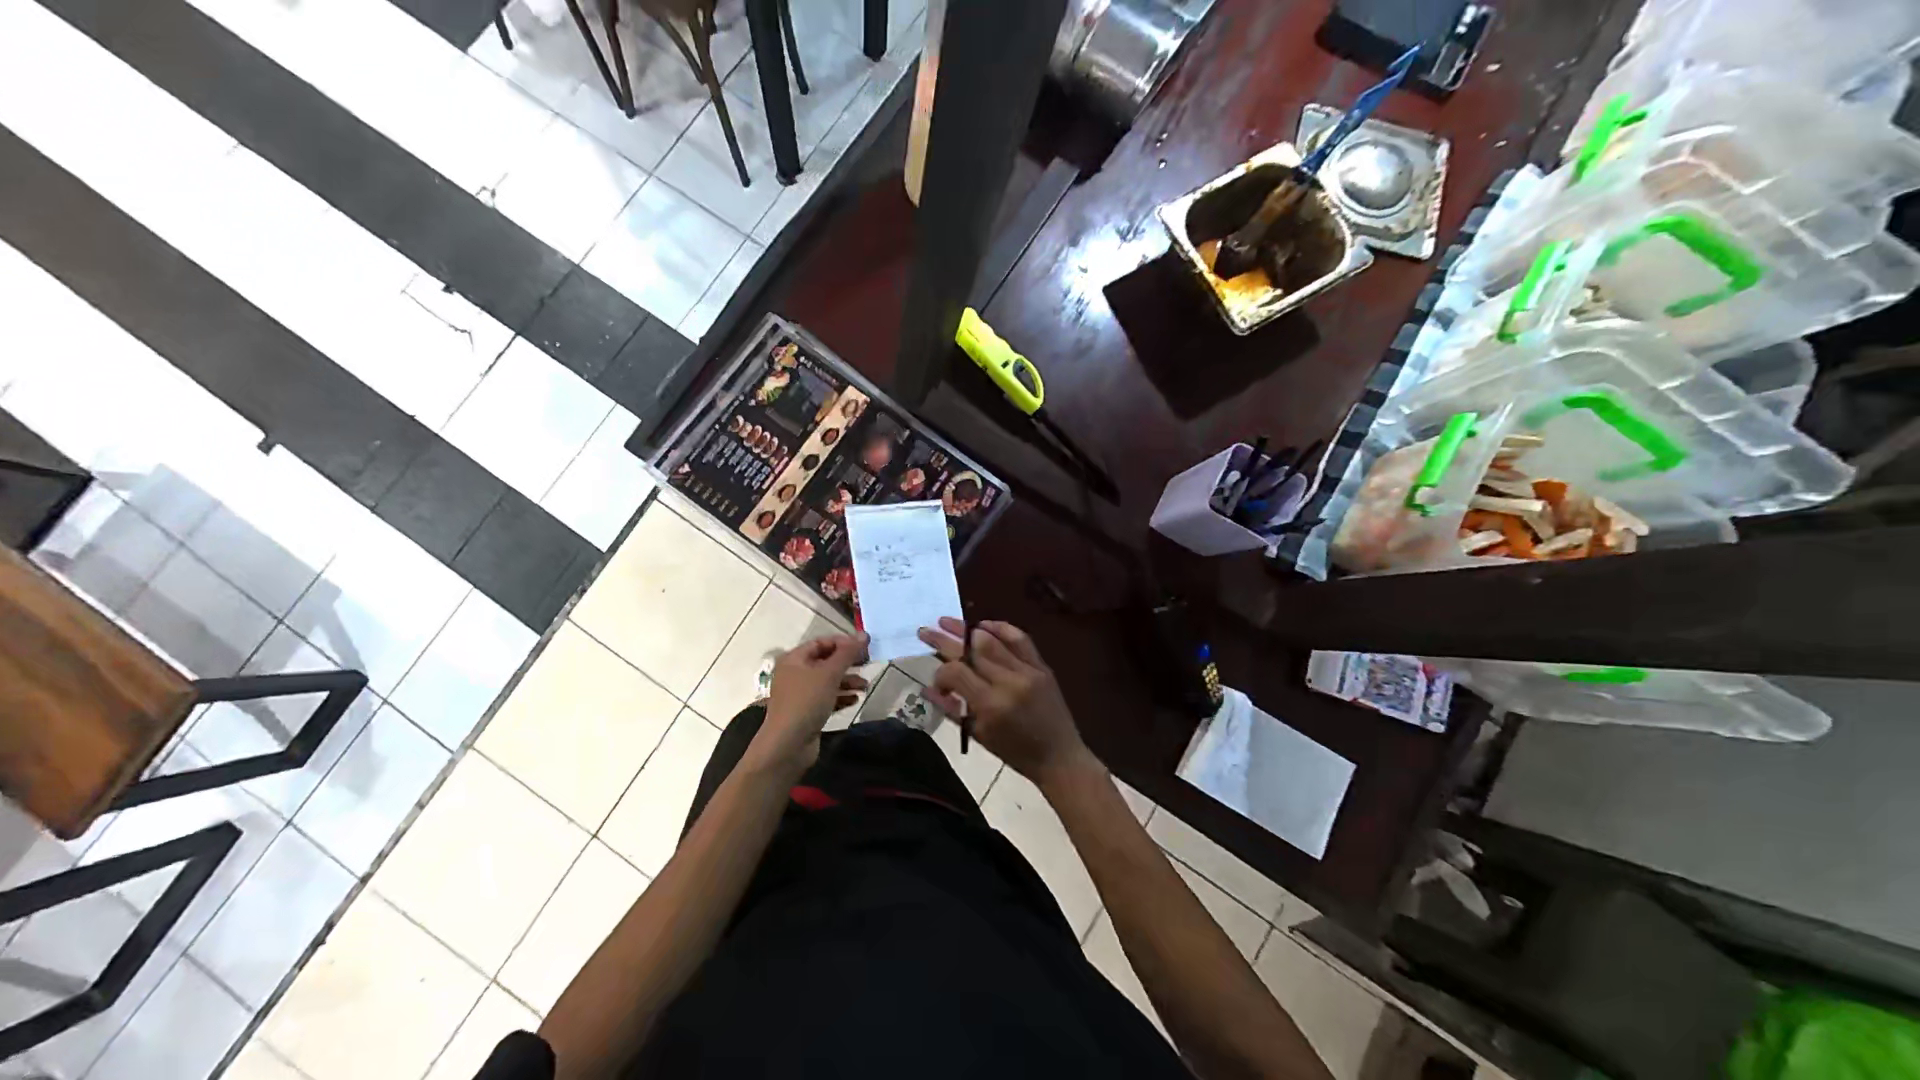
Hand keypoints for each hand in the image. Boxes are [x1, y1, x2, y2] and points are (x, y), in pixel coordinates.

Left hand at [755, 633, 869, 770]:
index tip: (864, 647)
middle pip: (825, 661)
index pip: (821, 642)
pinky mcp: (807, 711)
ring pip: (828, 681)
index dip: (843, 642)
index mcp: (794, 659)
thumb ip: (847, 653)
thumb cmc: (806, 702)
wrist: (788, 744)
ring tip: (865, 686)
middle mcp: (795, 673)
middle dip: (847, 663)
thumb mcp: (829, 674)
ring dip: (847, 681)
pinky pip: (827, 698)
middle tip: (868, 664)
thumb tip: (864, 634)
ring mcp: (801, 694)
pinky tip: (855, 700)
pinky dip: (841, 696)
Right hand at [918, 618, 1099, 789]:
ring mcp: (1028, 670)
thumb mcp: (979, 735)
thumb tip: (929, 688)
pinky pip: (1020, 639)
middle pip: (971, 650)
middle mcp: (1009, 681)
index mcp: (991, 704)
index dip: (941, 673)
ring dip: (967, 629)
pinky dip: (1000, 628)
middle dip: (944, 639)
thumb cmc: (1015, 753)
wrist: (1059, 756)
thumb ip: (952, 708)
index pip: (957, 672)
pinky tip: (983, 625)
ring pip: (993, 639)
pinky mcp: (1042, 666)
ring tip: (946, 622)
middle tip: (926, 631)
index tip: (938, 683)